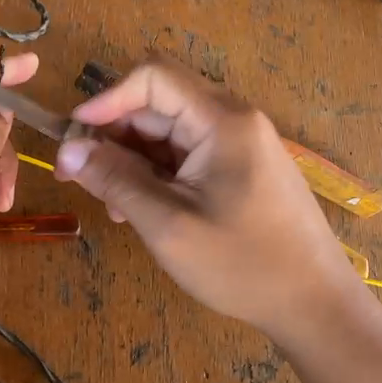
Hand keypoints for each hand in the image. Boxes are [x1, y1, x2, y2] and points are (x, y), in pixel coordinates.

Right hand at [52, 60, 361, 339]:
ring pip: (167, 131)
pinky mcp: (238, 168)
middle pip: (157, 103)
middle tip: (76, 175)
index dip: (106, 100)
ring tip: (109, 203)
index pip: (153, 78)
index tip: (72, 137)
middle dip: (112, 133)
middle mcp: (232, 120)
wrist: (316, 305)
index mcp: (222, 121)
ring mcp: (238, 144)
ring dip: (130, 158)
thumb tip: (66, 150)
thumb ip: (114, 181)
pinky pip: (184, 154)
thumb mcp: (167, 224)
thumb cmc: (243, 265)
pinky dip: (154, 173)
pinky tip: (138, 209)